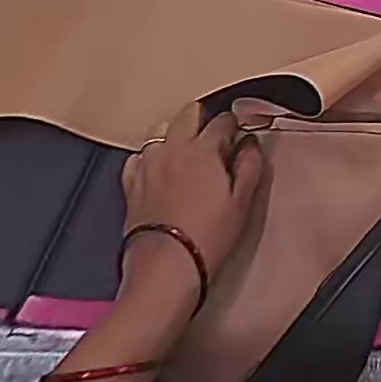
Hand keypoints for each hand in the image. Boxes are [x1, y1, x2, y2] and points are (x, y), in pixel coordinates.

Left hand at [120, 103, 266, 311]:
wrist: (166, 268)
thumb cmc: (211, 235)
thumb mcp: (242, 202)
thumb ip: (250, 166)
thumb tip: (250, 142)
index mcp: (203, 149)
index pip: (222, 120)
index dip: (234, 125)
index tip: (239, 137)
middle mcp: (173, 148)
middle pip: (188, 114)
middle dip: (203, 120)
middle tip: (214, 142)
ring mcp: (148, 164)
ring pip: (160, 130)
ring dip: (175, 135)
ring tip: (185, 154)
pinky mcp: (130, 183)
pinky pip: (139, 156)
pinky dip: (151, 156)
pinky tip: (160, 171)